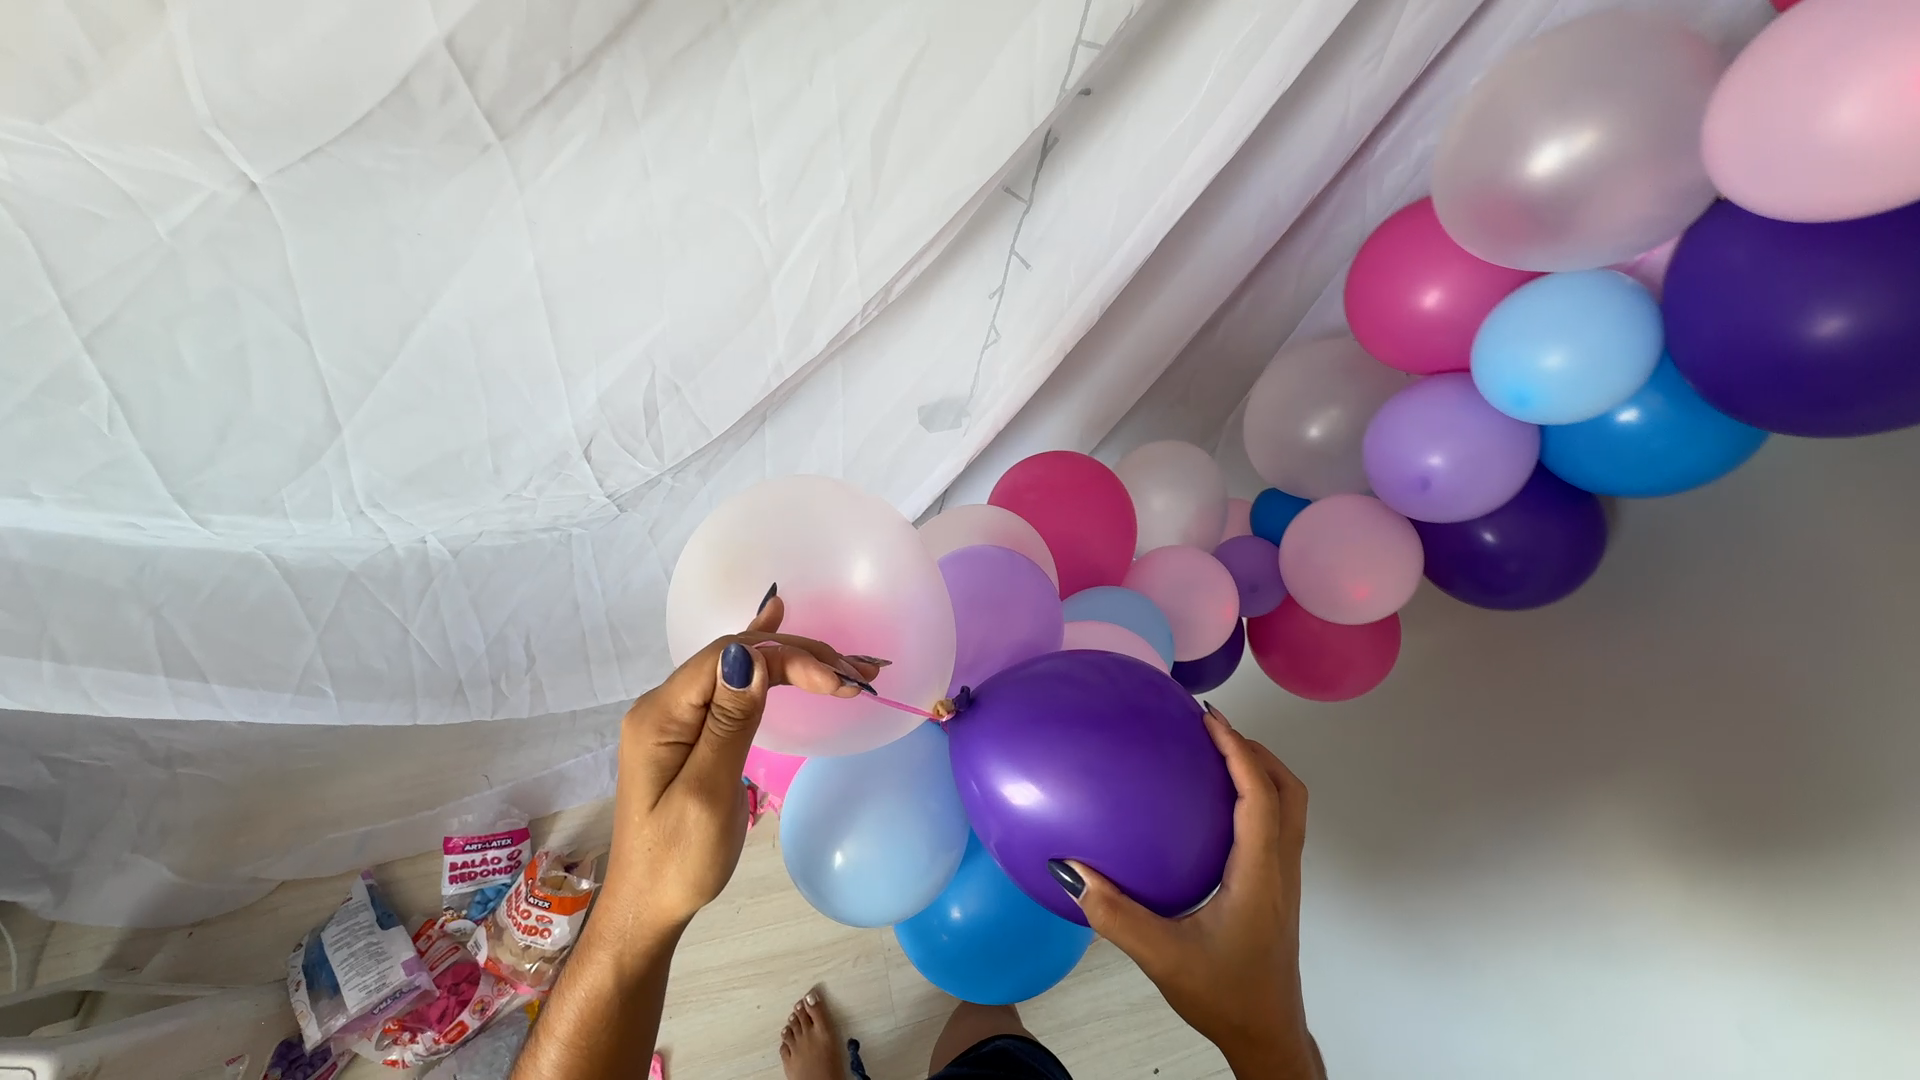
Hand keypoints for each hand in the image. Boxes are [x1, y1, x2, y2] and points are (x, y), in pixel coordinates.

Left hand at [600, 589, 882, 935]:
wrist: (649, 907)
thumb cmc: (678, 861)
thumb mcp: (707, 795)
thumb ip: (730, 723)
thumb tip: (750, 656)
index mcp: (662, 714)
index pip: (730, 658)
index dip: (788, 657)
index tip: (839, 683)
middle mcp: (666, 704)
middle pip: (738, 656)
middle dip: (801, 657)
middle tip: (859, 675)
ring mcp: (678, 715)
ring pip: (742, 667)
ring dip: (795, 660)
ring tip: (849, 664)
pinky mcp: (693, 730)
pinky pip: (733, 682)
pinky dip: (764, 657)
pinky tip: (774, 621)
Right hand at [1060, 703, 1322, 1079]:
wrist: (1268, 1037)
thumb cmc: (1224, 996)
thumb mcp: (1161, 957)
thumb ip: (1114, 914)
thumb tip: (1068, 869)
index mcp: (1259, 875)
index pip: (1260, 797)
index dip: (1237, 751)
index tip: (1208, 719)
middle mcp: (1281, 869)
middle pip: (1289, 791)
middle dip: (1255, 751)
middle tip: (1212, 729)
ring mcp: (1284, 879)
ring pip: (1289, 807)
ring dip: (1260, 771)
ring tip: (1216, 754)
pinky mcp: (1278, 889)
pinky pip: (1276, 826)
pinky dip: (1255, 797)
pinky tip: (1212, 806)